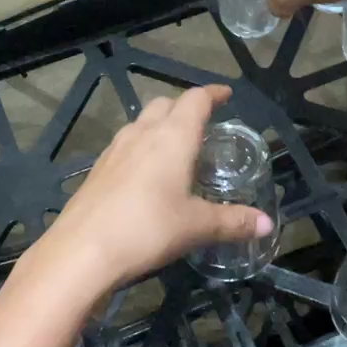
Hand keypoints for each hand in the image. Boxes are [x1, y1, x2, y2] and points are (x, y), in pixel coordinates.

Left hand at [37, 84, 273, 292]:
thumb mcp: (196, 227)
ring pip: (140, 123)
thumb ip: (232, 222)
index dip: (213, 94)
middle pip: (165, 105)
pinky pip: (124, 146)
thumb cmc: (147, 229)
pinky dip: (141, 148)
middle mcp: (142, 134)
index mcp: (172, 137)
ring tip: (175, 148)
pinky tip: (145, 175)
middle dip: (184, 108)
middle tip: (202, 125)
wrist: (81, 252)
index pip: (195, 100)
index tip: (226, 95)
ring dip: (159, 126)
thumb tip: (265, 224)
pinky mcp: (97, 170)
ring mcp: (114, 150)